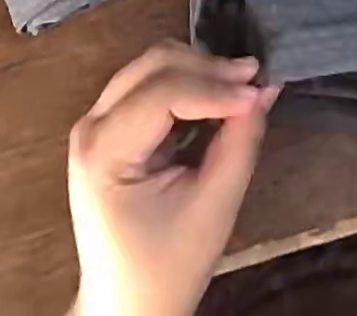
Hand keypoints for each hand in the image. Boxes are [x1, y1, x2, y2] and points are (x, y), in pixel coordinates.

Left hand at [68, 41, 279, 315]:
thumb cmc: (167, 267)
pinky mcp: (110, 122)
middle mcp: (91, 124)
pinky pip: (150, 81)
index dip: (214, 87)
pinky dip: (187, 79)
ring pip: (152, 64)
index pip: (163, 92)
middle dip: (208, 68)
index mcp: (103, 150)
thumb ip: (239, 143)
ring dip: (198, 68)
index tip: (258, 89)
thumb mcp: (213, 209)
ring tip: (239, 85)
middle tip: (253, 78)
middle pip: (154, 65)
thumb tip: (265, 87)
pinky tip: (216, 93)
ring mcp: (96, 120)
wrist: (126, 306)